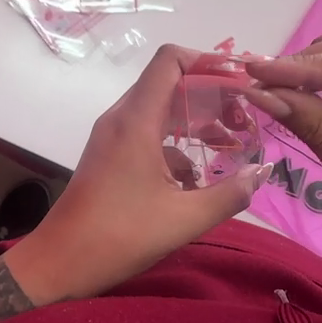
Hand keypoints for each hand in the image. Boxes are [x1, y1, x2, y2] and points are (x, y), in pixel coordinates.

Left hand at [5, 45, 271, 302]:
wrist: (59, 262)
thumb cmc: (119, 236)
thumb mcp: (185, 218)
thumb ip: (230, 193)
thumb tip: (262, 171)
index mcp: (136, 120)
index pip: (170, 61)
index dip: (208, 62)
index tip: (240, 83)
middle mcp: (121, 119)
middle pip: (169, 84)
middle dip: (210, 96)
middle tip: (244, 120)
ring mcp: (112, 138)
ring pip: (160, 112)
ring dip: (195, 123)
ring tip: (229, 147)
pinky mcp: (109, 158)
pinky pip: (148, 136)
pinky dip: (175, 147)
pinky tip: (196, 181)